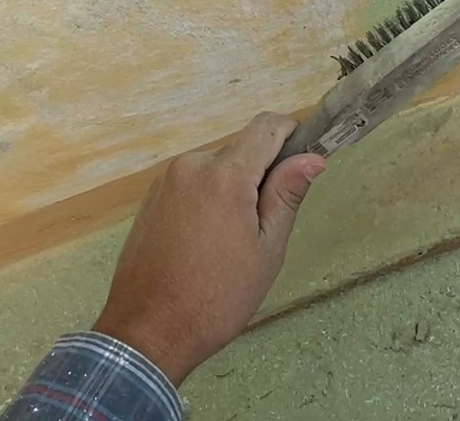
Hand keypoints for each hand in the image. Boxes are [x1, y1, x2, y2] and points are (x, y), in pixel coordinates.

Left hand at [91, 112, 325, 383]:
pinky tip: (207, 238)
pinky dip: (210, 195)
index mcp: (225, 173)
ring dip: (235, 185)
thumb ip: (287, 194)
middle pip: (242, 148)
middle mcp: (193, 164)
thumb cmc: (217, 297)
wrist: (146, 333)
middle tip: (268, 220)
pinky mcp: (152, 196)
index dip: (291, 132)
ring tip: (234, 237)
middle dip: (262, 171)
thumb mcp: (266, 250)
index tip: (304, 156)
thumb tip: (313, 157)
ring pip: (217, 166)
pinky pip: (194, 181)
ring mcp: (168, 179)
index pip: (266, 126)